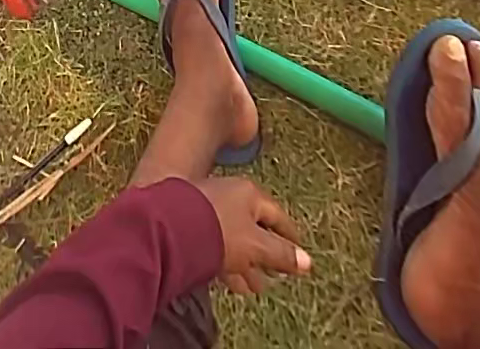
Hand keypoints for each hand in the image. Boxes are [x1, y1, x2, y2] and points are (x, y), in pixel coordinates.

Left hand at [195, 177, 310, 294]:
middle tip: (278, 275)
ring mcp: (208, 205)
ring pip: (235, 237)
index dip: (289, 235)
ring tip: (257, 287)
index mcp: (248, 193)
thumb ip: (282, 254)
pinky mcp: (191, 220)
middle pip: (254, 226)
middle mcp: (228, 194)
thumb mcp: (257, 246)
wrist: (171, 225)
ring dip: (247, 263)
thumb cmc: (221, 230)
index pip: (276, 214)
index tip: (300, 252)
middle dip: (266, 254)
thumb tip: (307, 262)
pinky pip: (217, 243)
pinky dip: (228, 262)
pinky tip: (235, 285)